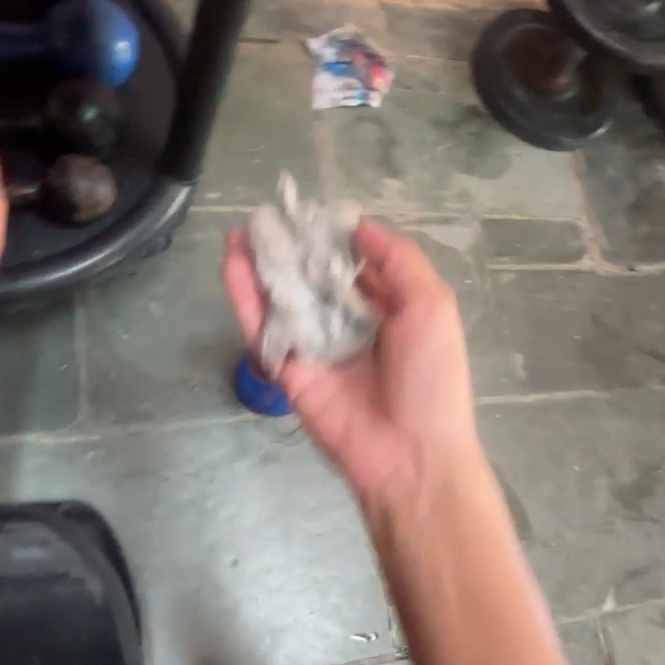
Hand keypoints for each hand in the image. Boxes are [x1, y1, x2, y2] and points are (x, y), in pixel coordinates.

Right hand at [223, 221, 484, 511]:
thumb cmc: (430, 376)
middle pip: (311, 278)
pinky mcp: (289, 370)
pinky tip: (232, 263)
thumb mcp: (432, 306)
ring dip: (260, 265)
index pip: (353, 263)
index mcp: (387, 307)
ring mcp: (316, 346)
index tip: (309, 211)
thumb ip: (399, 261)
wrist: (411, 453)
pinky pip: (264, 329)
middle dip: (290, 248)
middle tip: (266, 217)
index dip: (332, 237)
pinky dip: (245, 297)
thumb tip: (359, 226)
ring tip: (240, 232)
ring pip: (282, 298)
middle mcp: (348, 323)